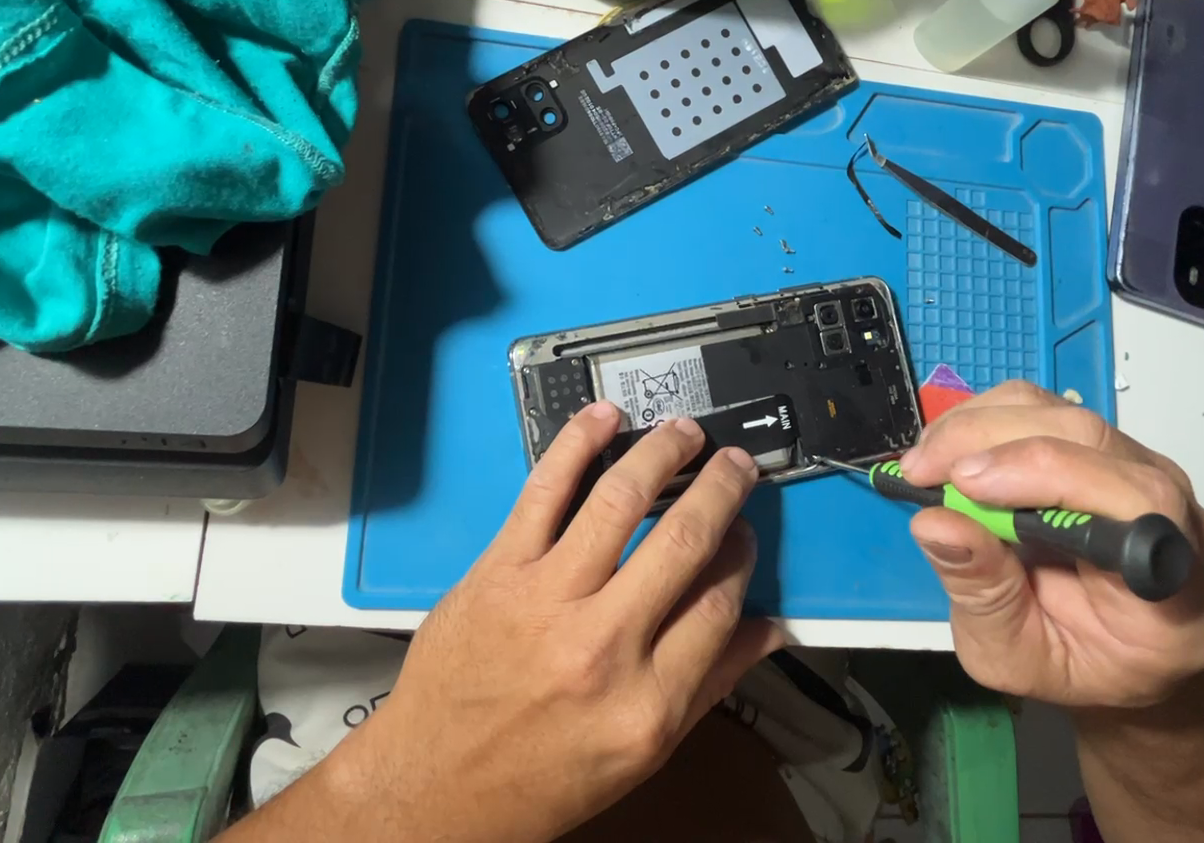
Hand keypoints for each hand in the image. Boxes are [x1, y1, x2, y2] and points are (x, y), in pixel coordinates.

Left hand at [299, 402, 783, 842]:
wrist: (435, 785)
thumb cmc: (543, 777)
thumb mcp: (641, 755)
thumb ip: (709, 685)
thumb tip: (768, 628)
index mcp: (647, 702)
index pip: (718, 603)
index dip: (740, 557)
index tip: (743, 532)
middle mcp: (602, 643)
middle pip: (681, 542)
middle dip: (720, 491)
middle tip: (735, 463)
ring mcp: (545, 597)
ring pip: (617, 502)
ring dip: (660, 454)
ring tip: (684, 432)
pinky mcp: (498, 568)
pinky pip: (543, 491)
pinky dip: (576, 445)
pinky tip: (602, 418)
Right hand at [900, 380, 1203, 709]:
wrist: (1120, 657)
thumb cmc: (1074, 667)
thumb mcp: (1011, 657)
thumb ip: (980, 594)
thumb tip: (934, 523)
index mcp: (1176, 594)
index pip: (1137, 502)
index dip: (1047, 473)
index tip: (962, 484)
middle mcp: (1182, 520)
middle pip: (1093, 440)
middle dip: (990, 441)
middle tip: (919, 468)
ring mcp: (1156, 477)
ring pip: (1067, 415)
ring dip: (980, 425)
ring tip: (927, 459)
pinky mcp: (1117, 452)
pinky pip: (1053, 414)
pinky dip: (988, 420)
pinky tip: (952, 451)